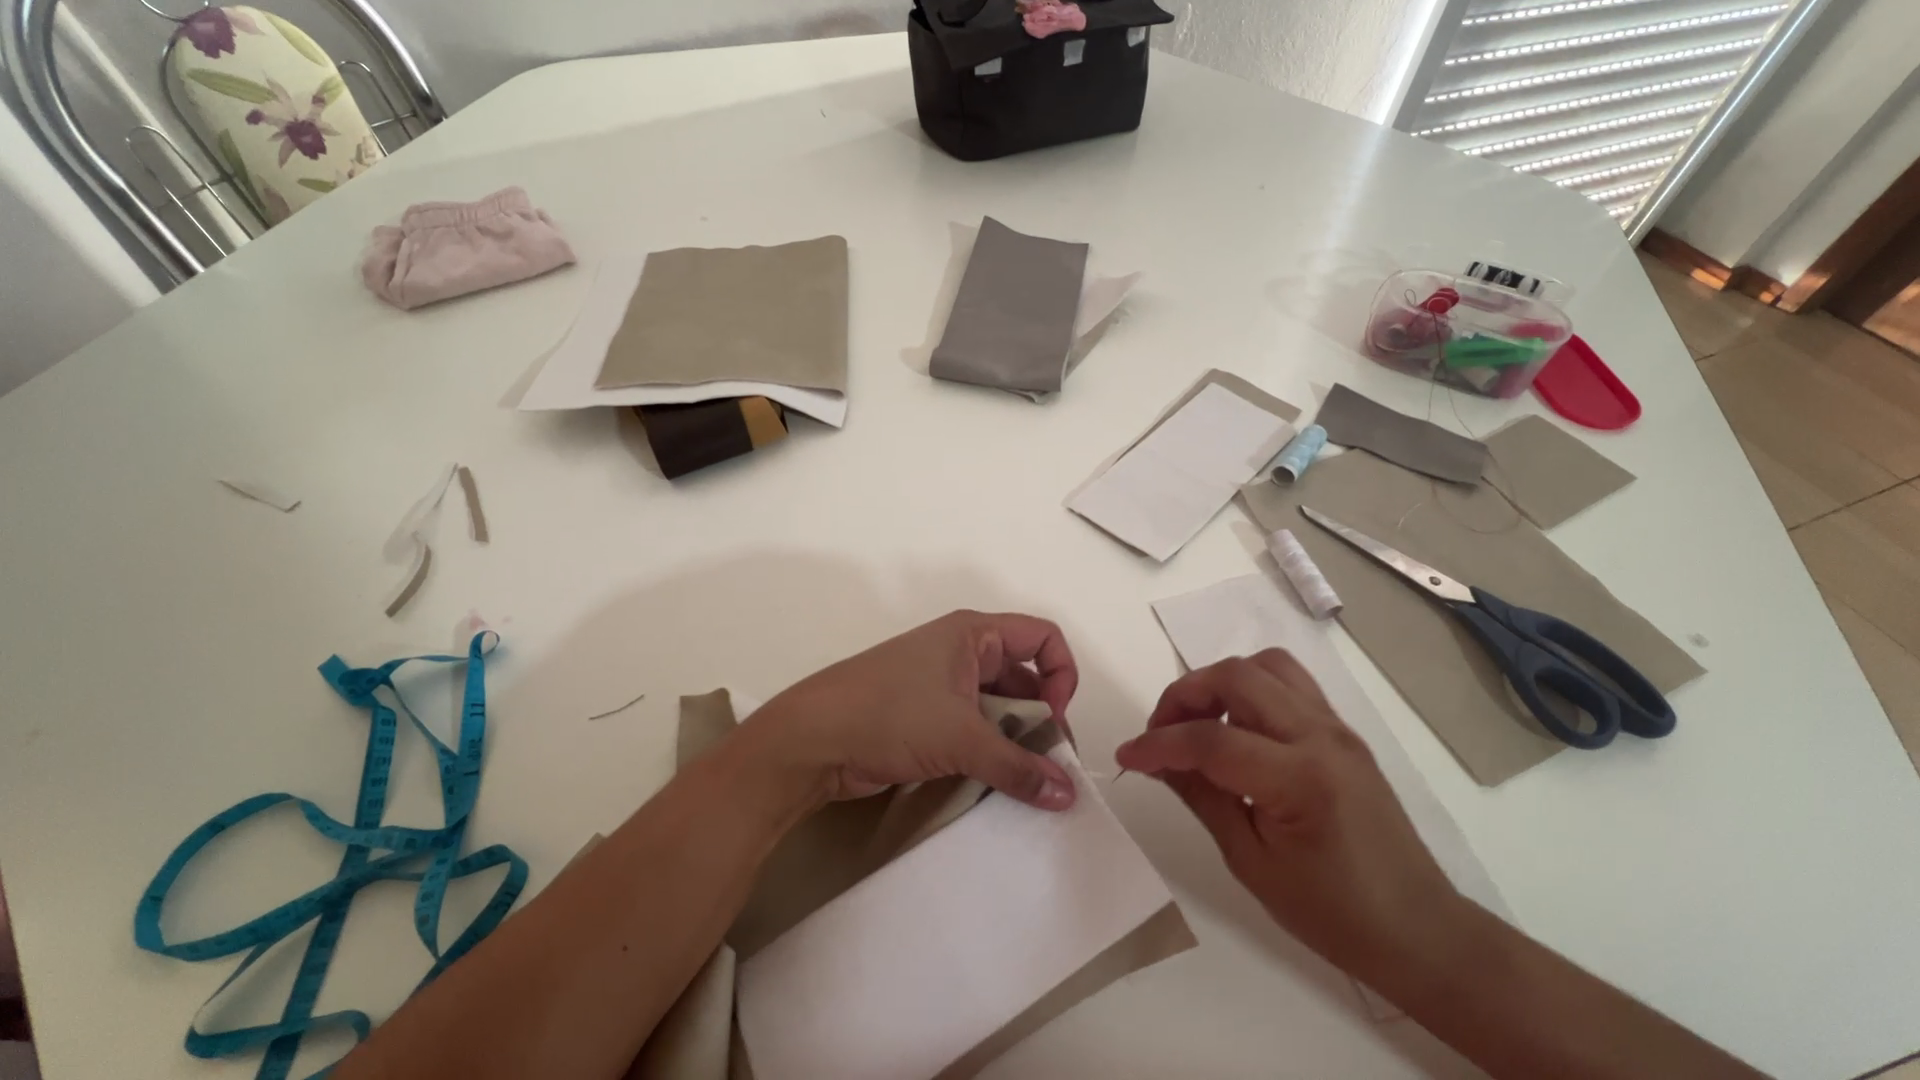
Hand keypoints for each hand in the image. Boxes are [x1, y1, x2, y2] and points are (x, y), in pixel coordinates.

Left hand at [732, 610, 1080, 811]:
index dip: (1061, 674)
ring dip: (1017, 742)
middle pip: (1025, 678)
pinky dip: (991, 753)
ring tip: (1028, 781)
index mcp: (972, 634)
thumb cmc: (889, 716)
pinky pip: (975, 731)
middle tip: (1051, 765)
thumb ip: (1017, 767)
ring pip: (1000, 709)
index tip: (1056, 720)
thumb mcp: (960, 738)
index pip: (1042, 638)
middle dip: (1043, 719)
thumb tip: (1066, 795)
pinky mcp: (926, 719)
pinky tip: (998, 783)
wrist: (811, 741)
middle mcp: (961, 653)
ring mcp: (942, 687)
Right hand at [1114, 650, 1463, 981]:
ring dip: (1221, 682)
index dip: (1159, 743)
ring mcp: (1337, 728)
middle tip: (1160, 733)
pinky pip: (1290, 684)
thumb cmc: (1331, 912)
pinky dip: (1251, 689)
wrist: (1416, 928)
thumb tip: (1157, 761)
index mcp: (1299, 779)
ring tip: (1198, 724)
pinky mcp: (1343, 732)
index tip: (1126, 755)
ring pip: (1266, 666)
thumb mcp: (1251, 862)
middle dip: (1186, 694)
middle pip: (1237, 677)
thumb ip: (1202, 798)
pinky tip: (1235, 729)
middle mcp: (1321, 736)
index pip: (1211, 739)